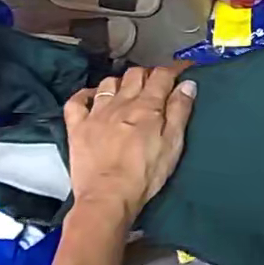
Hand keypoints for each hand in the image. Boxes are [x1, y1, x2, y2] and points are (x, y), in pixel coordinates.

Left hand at [64, 65, 195, 220]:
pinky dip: (86, 94)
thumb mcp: (174, 142)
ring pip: (108, 83)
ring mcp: (95, 113)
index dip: (175, 69)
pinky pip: (76, 101)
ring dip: (122, 82)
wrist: (108, 196)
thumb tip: (187, 84)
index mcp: (148, 107)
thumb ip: (180, 111)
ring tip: (130, 90)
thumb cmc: (148, 172)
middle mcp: (121, 103)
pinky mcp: (76, 127)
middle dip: (150, 74)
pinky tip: (93, 96)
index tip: (185, 68)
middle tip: (160, 83)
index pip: (162, 76)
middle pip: (135, 74)